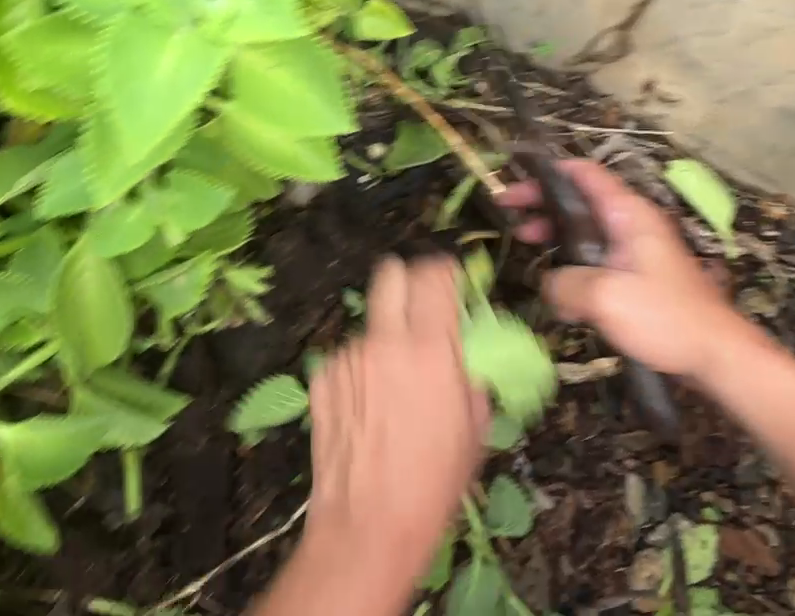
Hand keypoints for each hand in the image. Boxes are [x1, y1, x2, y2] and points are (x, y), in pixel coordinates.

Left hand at [303, 258, 488, 574]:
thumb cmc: (433, 482)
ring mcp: (347, 356)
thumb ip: (468, 374)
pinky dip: (359, 371)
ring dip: (382, 340)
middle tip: (416, 305)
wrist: (367, 524)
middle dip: (405, 282)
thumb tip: (462, 350)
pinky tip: (365, 409)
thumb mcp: (474, 428)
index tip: (448, 278)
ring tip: (390, 388)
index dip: (443, 270)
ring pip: (369, 325)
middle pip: (390, 275)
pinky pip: (347, 358)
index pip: (433, 276)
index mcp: (431, 349)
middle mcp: (384, 341)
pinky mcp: (320, 376)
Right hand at [499, 159, 755, 383]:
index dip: (547, 170)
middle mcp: (633, 224)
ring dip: (553, 230)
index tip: (515, 178)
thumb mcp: (604, 297)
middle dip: (542, 201)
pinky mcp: (638, 276)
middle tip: (508, 209)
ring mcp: (636, 250)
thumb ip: (563, 283)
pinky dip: (571, 258)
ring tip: (525, 240)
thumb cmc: (666, 317)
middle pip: (580, 198)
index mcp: (628, 214)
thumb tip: (548, 282)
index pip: (585, 173)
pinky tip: (555, 281)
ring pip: (586, 228)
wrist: (719, 356)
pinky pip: (596, 255)